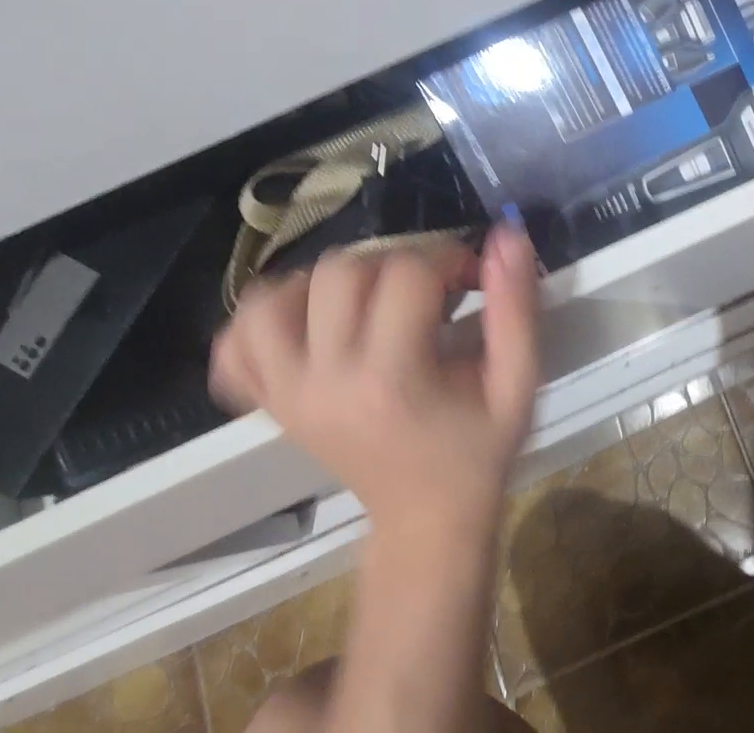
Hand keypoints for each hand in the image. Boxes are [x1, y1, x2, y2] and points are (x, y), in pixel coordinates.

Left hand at [211, 225, 540, 538]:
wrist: (427, 517)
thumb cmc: (480, 450)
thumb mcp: (518, 382)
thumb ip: (516, 309)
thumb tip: (506, 237)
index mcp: (393, 377)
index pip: (408, 274)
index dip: (449, 258)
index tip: (474, 279)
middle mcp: (325, 381)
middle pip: (340, 273)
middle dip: (396, 262)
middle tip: (431, 288)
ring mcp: (286, 394)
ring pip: (275, 297)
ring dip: (328, 282)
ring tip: (372, 298)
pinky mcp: (269, 404)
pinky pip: (235, 344)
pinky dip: (265, 319)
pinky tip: (309, 322)